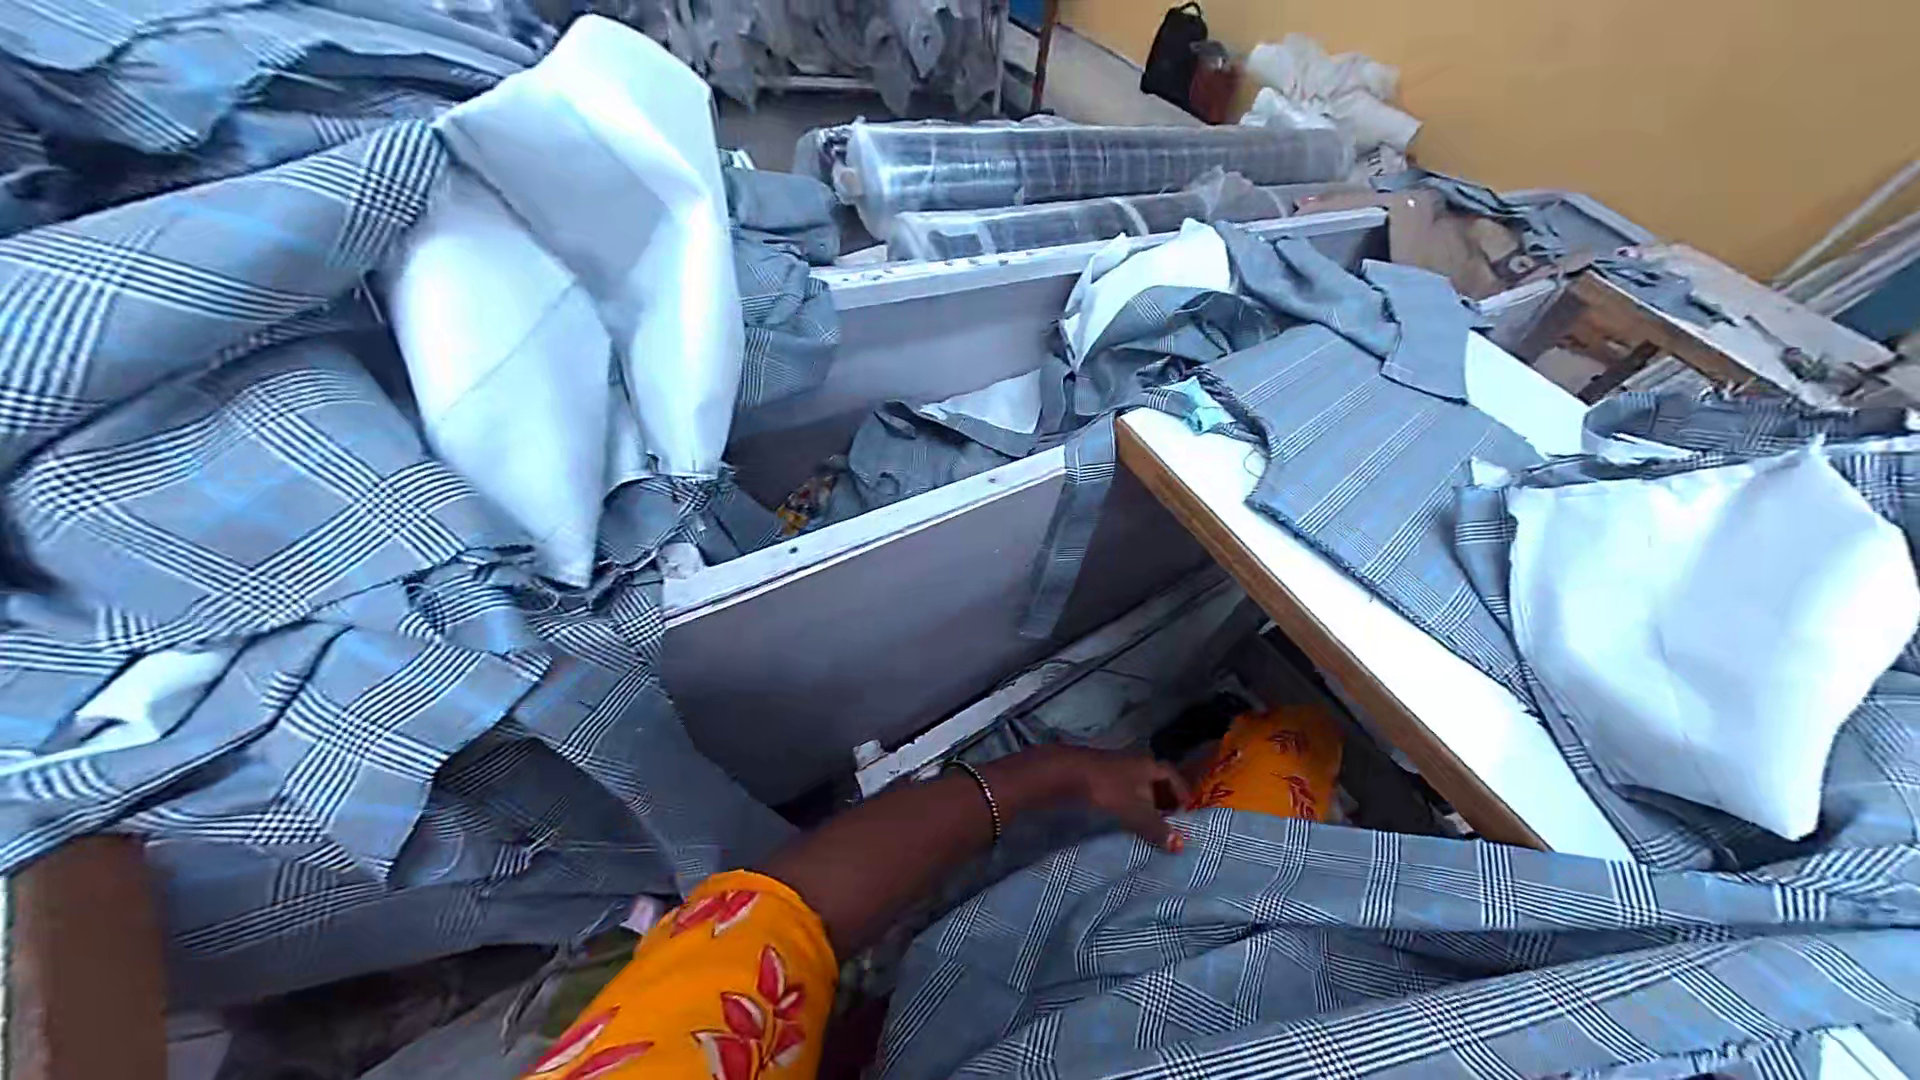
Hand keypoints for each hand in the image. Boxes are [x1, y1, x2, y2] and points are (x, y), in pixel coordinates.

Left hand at [984, 745, 1190, 852]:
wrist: (1064, 772)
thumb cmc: (1105, 787)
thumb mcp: (1134, 809)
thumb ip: (1156, 827)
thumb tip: (1181, 846)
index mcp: (1149, 764)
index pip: (1174, 777)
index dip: (1182, 795)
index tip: (1187, 817)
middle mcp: (1136, 762)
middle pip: (1157, 782)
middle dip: (1165, 803)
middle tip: (1171, 826)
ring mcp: (1117, 767)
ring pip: (1139, 786)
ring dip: (1146, 805)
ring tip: (1151, 828)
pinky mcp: (1101, 776)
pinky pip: (1124, 790)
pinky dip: (1130, 804)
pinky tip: (1126, 819)